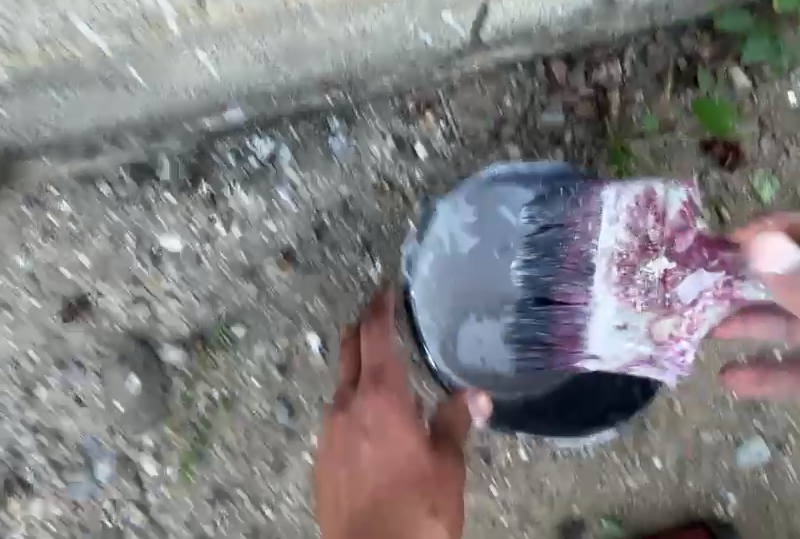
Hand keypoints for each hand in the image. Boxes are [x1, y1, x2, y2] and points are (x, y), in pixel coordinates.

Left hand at [316, 288, 491, 538]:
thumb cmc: (417, 511)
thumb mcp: (447, 465)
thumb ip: (456, 421)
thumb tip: (477, 395)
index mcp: (381, 395)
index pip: (374, 334)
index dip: (380, 307)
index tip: (386, 288)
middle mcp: (348, 404)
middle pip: (349, 349)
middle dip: (362, 327)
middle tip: (378, 315)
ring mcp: (329, 432)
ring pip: (342, 386)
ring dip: (358, 372)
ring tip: (383, 377)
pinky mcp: (321, 460)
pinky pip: (337, 419)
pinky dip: (353, 407)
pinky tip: (371, 425)